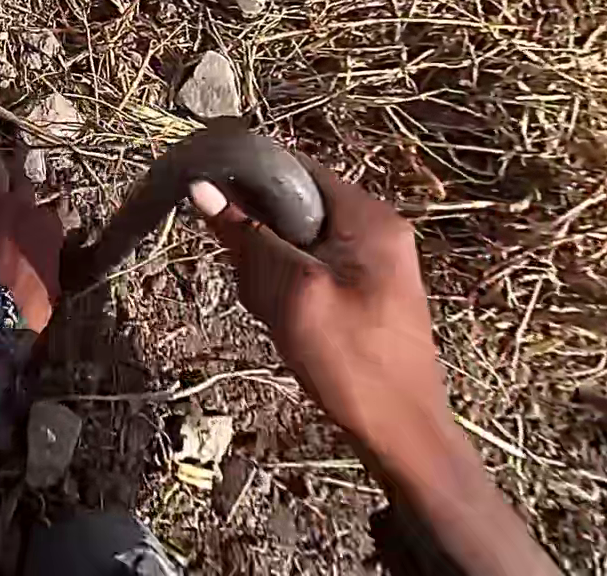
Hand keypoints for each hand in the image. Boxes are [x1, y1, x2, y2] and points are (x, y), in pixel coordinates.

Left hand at [0, 149, 62, 332]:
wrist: (1, 314)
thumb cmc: (33, 303)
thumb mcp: (54, 275)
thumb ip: (51, 252)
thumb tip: (48, 250)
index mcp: (49, 222)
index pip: (51, 199)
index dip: (42, 199)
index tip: (39, 201)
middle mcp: (24, 208)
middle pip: (21, 175)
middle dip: (16, 164)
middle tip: (14, 152)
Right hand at [193, 163, 561, 575]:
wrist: (405, 438)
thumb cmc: (352, 361)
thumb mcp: (293, 293)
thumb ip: (249, 237)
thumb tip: (201, 187)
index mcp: (367, 215)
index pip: (297, 169)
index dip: (252, 179)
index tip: (216, 200)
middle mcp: (373, 226)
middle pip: (295, 205)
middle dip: (263, 236)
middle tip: (251, 277)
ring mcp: (372, 258)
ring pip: (298, 239)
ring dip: (272, 267)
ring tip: (272, 308)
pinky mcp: (364, 285)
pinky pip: (311, 266)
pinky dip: (289, 285)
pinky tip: (285, 319)